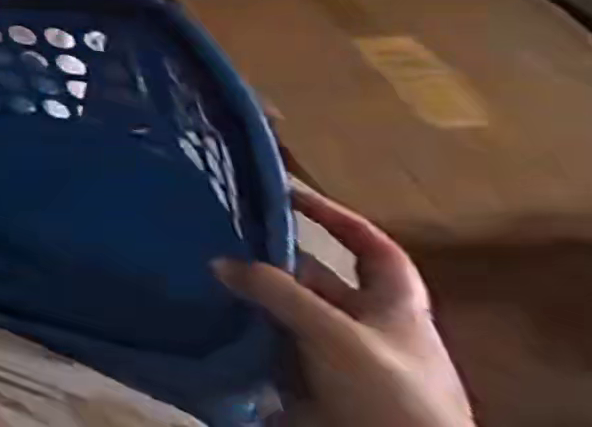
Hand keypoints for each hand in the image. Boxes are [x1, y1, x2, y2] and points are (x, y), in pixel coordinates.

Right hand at [216, 183, 471, 426]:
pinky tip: (202, 310)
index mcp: (395, 312)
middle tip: (216, 231)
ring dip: (245, 292)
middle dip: (267, 256)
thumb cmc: (390, 399)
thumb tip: (217, 262)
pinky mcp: (304, 386)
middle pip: (313, 277)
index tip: (289, 192)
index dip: (339, 218)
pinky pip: (262, 343)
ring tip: (197, 266)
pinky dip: (235, 327)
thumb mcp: (336, 335)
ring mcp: (332, 360)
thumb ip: (276, 291)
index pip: (375, 250)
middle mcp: (364, 330)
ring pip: (280, 309)